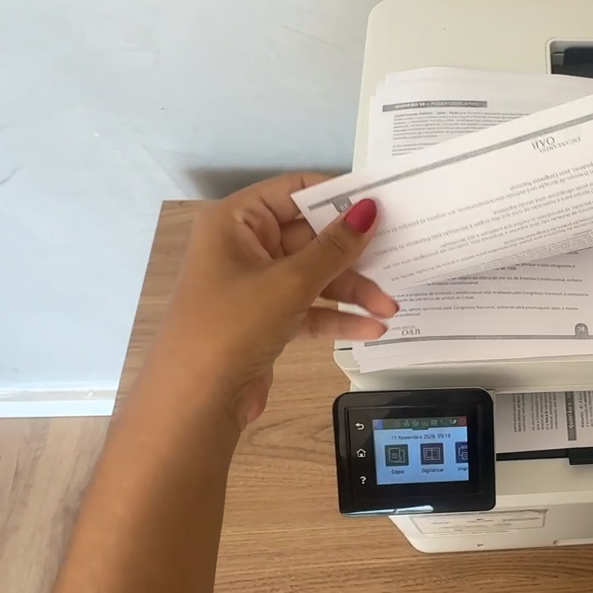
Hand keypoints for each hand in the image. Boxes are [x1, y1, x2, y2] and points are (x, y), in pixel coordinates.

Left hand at [150, 173, 396, 424]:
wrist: (194, 400)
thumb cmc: (233, 325)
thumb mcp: (290, 282)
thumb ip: (335, 247)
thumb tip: (369, 208)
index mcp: (237, 221)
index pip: (295, 191)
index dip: (338, 196)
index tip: (383, 206)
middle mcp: (245, 246)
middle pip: (312, 237)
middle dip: (354, 256)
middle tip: (398, 258)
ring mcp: (256, 285)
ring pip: (315, 276)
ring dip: (353, 291)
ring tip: (390, 309)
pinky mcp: (267, 319)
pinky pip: (311, 308)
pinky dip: (338, 316)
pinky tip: (371, 328)